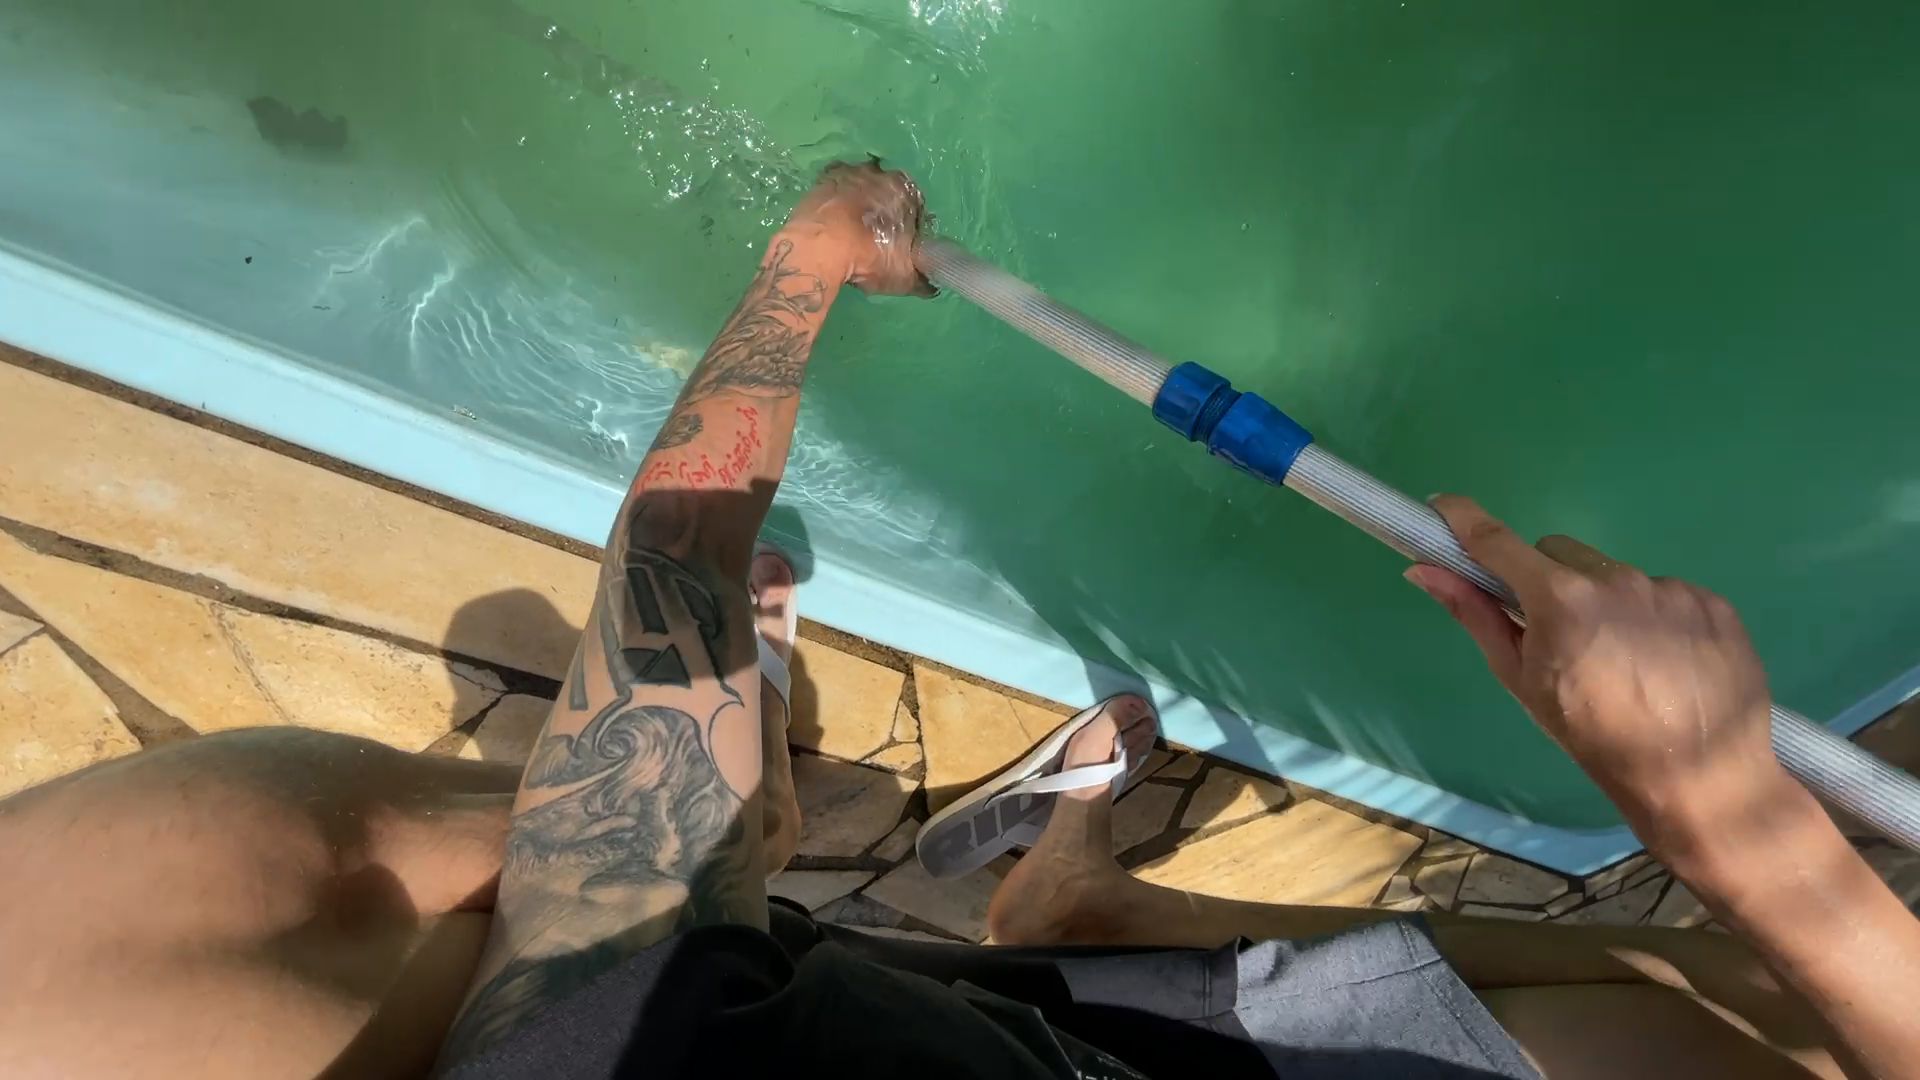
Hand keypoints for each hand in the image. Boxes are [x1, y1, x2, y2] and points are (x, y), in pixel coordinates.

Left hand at [779, 158, 934, 296]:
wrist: (822, 247)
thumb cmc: (871, 257)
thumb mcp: (905, 277)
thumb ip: (923, 278)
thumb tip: (932, 284)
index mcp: (905, 192)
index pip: (915, 205)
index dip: (909, 225)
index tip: (901, 243)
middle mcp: (879, 174)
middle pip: (885, 193)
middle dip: (882, 211)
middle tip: (875, 237)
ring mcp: (848, 174)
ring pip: (859, 189)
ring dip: (857, 205)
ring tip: (851, 231)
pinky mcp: (821, 181)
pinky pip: (834, 191)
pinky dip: (834, 204)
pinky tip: (831, 223)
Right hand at [1407, 495, 1789, 858]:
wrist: (1695, 770)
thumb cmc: (1586, 727)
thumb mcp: (1515, 673)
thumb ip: (1472, 612)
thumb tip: (1422, 569)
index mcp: (1558, 598)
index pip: (1496, 541)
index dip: (1463, 519)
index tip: (1442, 505)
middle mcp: (1614, 579)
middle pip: (1554, 552)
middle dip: (1539, 576)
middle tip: (1548, 625)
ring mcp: (1669, 587)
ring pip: (1607, 570)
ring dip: (1594, 594)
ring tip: (1612, 648)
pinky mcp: (1711, 601)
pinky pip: (1657, 588)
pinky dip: (1643, 610)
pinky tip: (1653, 652)